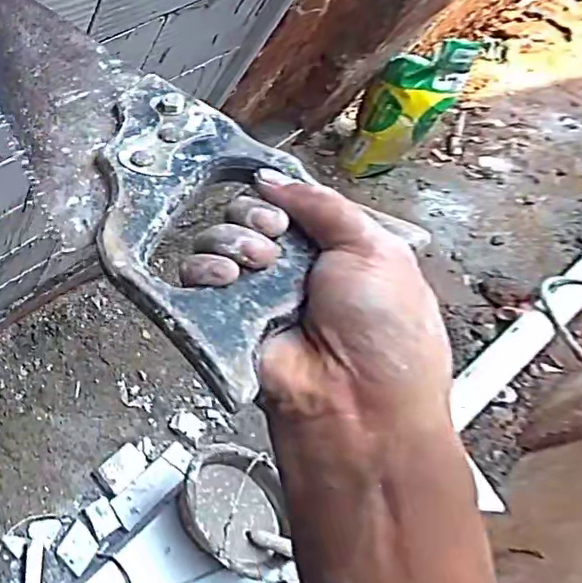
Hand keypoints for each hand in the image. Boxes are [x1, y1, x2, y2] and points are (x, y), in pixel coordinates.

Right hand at [180, 171, 451, 432]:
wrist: (358, 404)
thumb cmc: (386, 338)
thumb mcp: (377, 250)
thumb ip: (324, 204)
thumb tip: (273, 178)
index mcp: (329, 248)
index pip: (285, 202)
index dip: (278, 196)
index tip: (282, 206)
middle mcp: (287, 267)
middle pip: (245, 214)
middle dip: (254, 217)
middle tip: (273, 238)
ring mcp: (253, 291)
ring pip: (217, 239)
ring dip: (232, 242)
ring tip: (257, 266)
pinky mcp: (221, 313)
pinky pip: (194, 274)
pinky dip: (205, 268)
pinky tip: (228, 278)